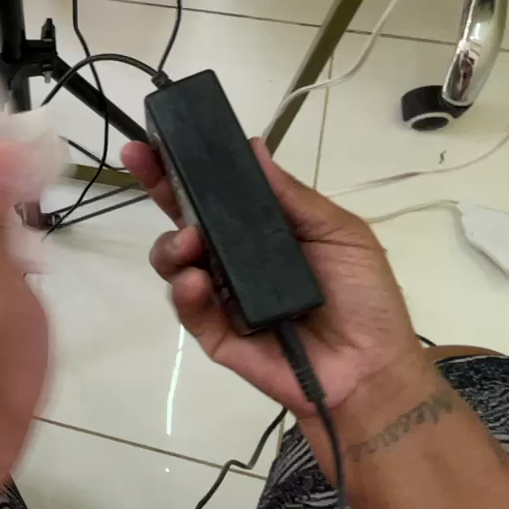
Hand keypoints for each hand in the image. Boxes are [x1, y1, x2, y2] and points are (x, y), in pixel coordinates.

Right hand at [120, 138, 430, 449]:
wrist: (369, 369)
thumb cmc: (363, 298)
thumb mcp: (338, 234)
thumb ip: (291, 196)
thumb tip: (253, 147)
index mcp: (256, 232)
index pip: (212, 194)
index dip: (183, 166)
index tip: (156, 140)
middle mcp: (229, 258)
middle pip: (180, 219)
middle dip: (156, 187)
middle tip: (139, 162)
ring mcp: (216, 294)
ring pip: (172, 261)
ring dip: (171, 245)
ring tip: (189, 244)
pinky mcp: (211, 331)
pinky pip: (185, 307)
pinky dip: (185, 291)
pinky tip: (196, 283)